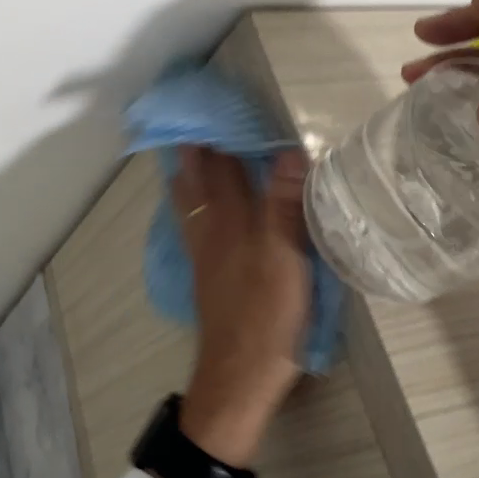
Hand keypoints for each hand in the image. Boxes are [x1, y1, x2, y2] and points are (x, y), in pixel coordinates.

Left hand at [169, 146, 311, 467]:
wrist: (238, 373)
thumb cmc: (267, 315)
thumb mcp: (286, 258)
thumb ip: (285, 205)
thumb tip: (288, 152)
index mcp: (230, 219)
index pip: (220, 164)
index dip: (219, 133)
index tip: (220, 104)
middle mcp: (209, 228)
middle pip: (197, 177)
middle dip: (197, 146)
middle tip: (201, 118)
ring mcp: (205, 251)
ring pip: (190, 200)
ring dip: (190, 171)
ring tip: (191, 150)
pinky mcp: (208, 272)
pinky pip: (193, 222)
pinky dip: (193, 202)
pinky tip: (198, 206)